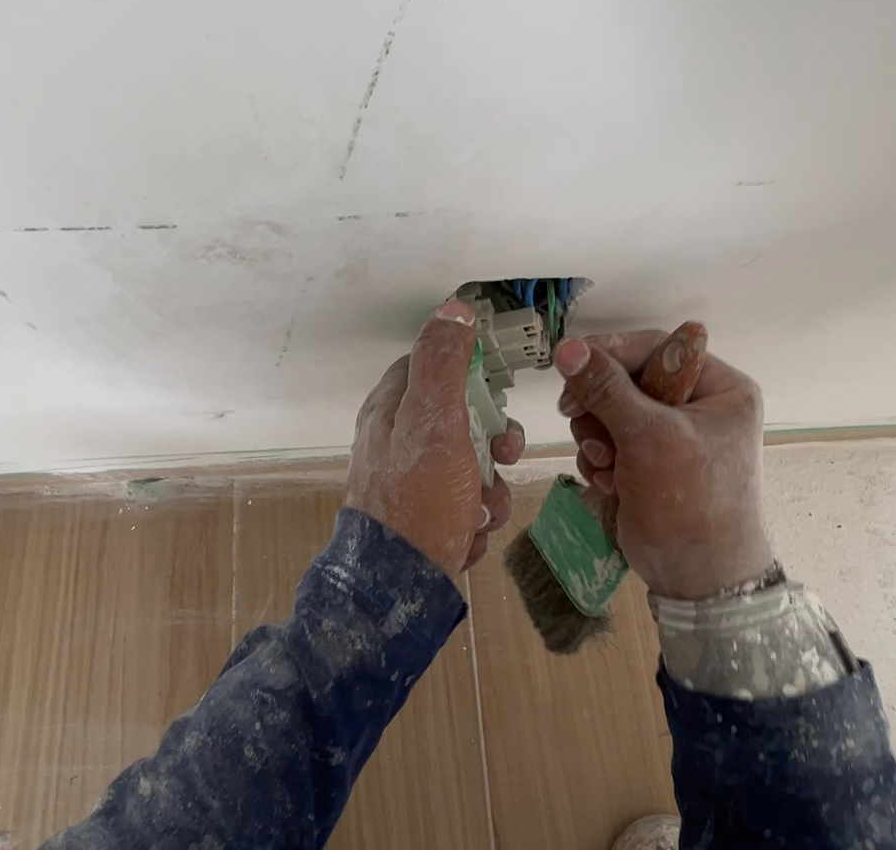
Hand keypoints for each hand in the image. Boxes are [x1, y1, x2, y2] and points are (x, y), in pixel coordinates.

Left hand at [345, 300, 524, 575]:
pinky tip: (471, 533)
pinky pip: (466, 503)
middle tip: (504, 455)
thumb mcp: (434, 421)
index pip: (434, 367)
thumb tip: (453, 308)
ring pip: (471, 466)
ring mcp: (411, 482)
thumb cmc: (419, 498)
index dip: (470, 374)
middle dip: (493, 441)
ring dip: (490, 488)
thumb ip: (444, 364)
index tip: (497, 390)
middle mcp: (397, 440)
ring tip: (484, 510)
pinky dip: (477, 518)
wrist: (399, 588)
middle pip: (461, 419)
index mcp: (391, 409)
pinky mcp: (425, 517)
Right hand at [554, 330, 774, 600]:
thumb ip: (606, 389)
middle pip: (624, 379)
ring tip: (609, 465)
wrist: (699, 580)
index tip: (569, 363)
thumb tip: (568, 348)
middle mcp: (695, 405)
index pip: (654, 347)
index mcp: (717, 387)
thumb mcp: (648, 437)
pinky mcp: (645, 462)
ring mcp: (668, 435)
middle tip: (578, 419)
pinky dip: (600, 460)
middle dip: (600, 408)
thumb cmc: (690, 503)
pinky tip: (611, 483)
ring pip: (607, 412)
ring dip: (596, 438)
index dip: (609, 352)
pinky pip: (605, 441)